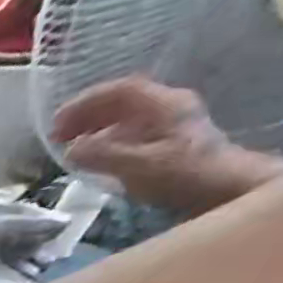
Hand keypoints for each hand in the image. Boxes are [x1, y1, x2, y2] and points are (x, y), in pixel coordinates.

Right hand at [52, 76, 282, 215]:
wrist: (226, 191)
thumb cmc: (184, 177)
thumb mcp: (139, 167)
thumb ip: (103, 156)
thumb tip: (71, 150)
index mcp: (164, 105)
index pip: (119, 91)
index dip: (84, 104)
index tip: (56, 124)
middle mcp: (168, 108)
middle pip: (121, 102)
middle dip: (86, 115)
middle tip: (56, 136)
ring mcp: (170, 125)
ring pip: (124, 118)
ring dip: (93, 129)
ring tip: (69, 147)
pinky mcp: (169, 145)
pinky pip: (130, 134)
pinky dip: (105, 142)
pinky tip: (93, 158)